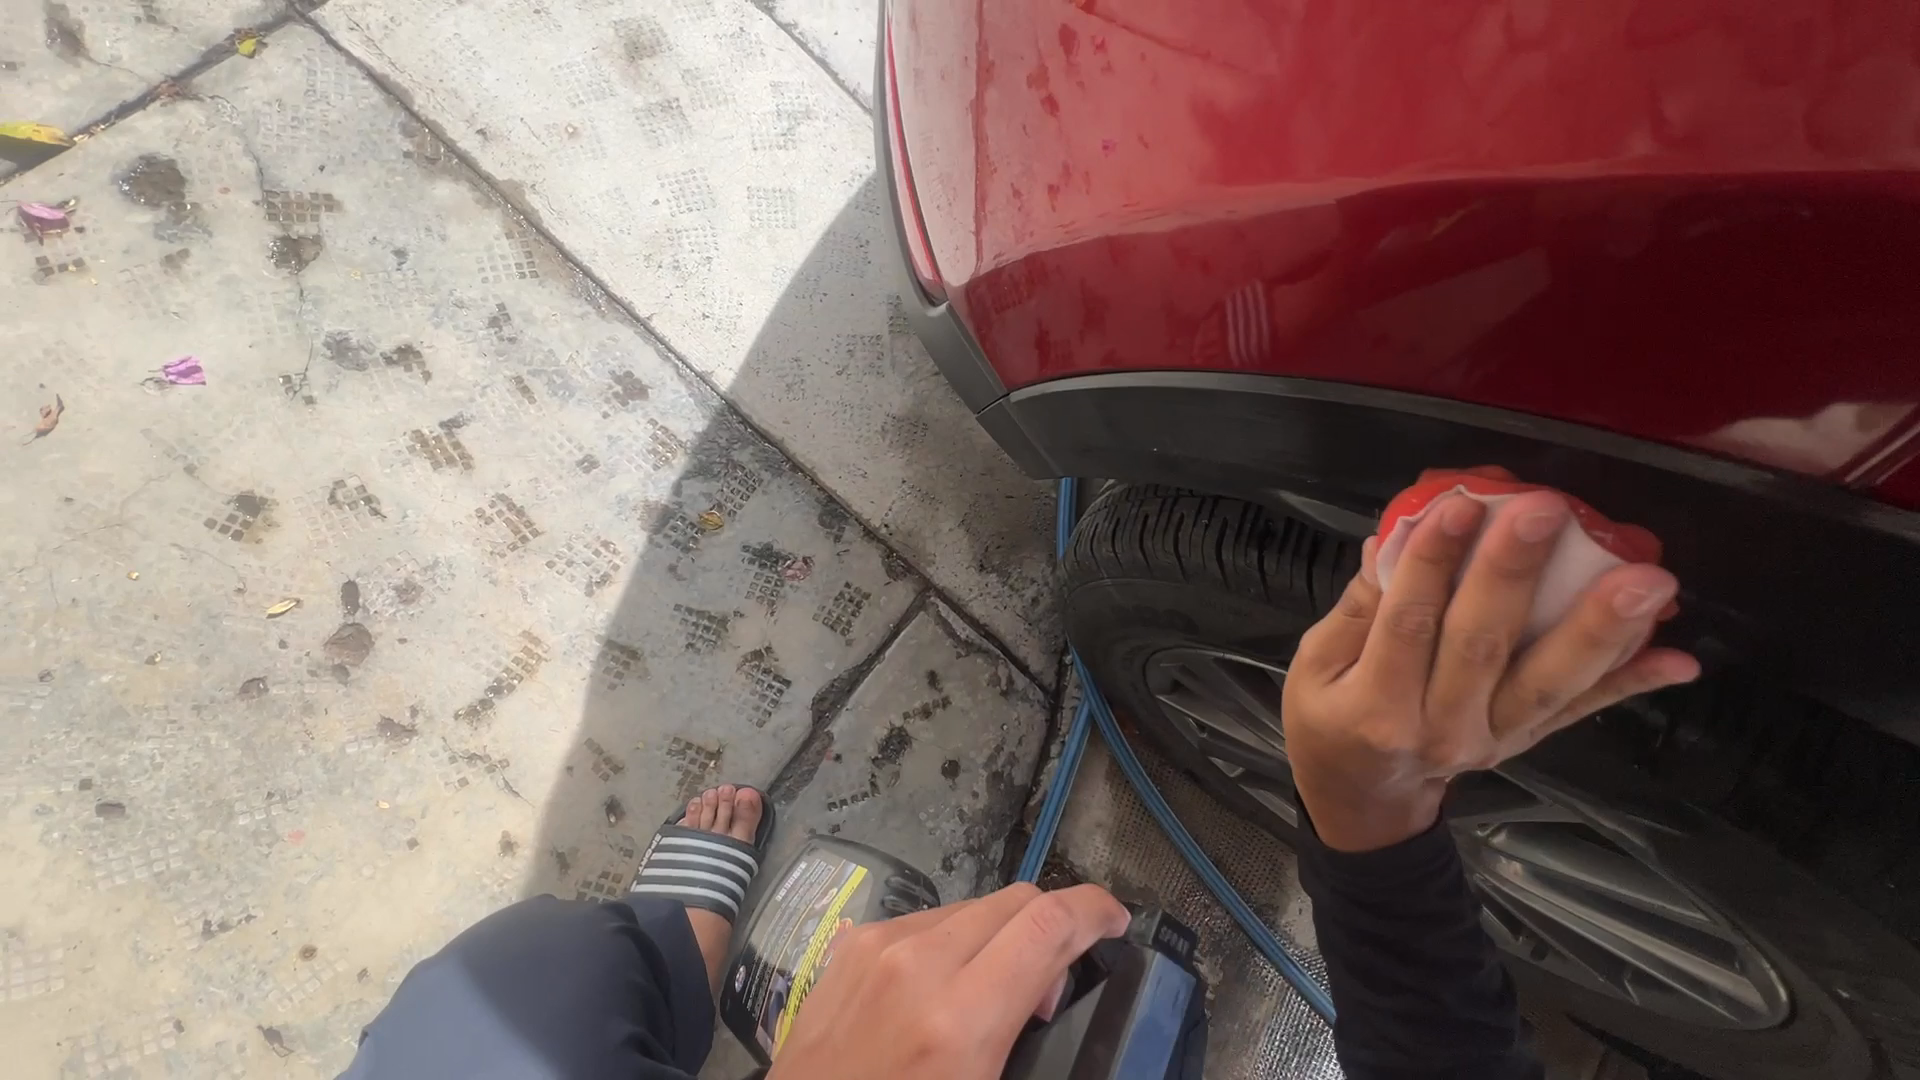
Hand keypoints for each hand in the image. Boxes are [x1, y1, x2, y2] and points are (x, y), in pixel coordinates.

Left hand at [765, 883, 1130, 1079]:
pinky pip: (928, 919)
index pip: (1046, 926)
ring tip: (995, 994)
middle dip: (1053, 926)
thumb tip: (1045, 997)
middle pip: (1016, 902)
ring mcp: (880, 943)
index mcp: (958, 1021)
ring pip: (973, 907)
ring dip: (1002, 935)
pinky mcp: (853, 942)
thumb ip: (1025, 1044)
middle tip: (1054, 989)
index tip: (1117, 921)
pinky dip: (956, 940)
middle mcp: (920, 961)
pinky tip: (943, 986)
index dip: (1094, 912)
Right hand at [1282, 489, 1700, 851]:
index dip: (1433, 564)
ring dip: (1599, 629)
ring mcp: (1490, 739)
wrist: (1359, 794)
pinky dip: (1626, 684)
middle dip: (1514, 573)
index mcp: (1375, 706)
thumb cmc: (1324, 719)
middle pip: (1481, 646)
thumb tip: (1394, 543)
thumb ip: (1357, 610)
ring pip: (1546, 682)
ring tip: (1648, 580)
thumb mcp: (1314, 665)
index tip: (1459, 505)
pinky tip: (1677, 659)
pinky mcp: (1523, 743)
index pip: (1407, 625)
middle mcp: (1438, 726)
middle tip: (1545, 511)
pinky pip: (1575, 712)